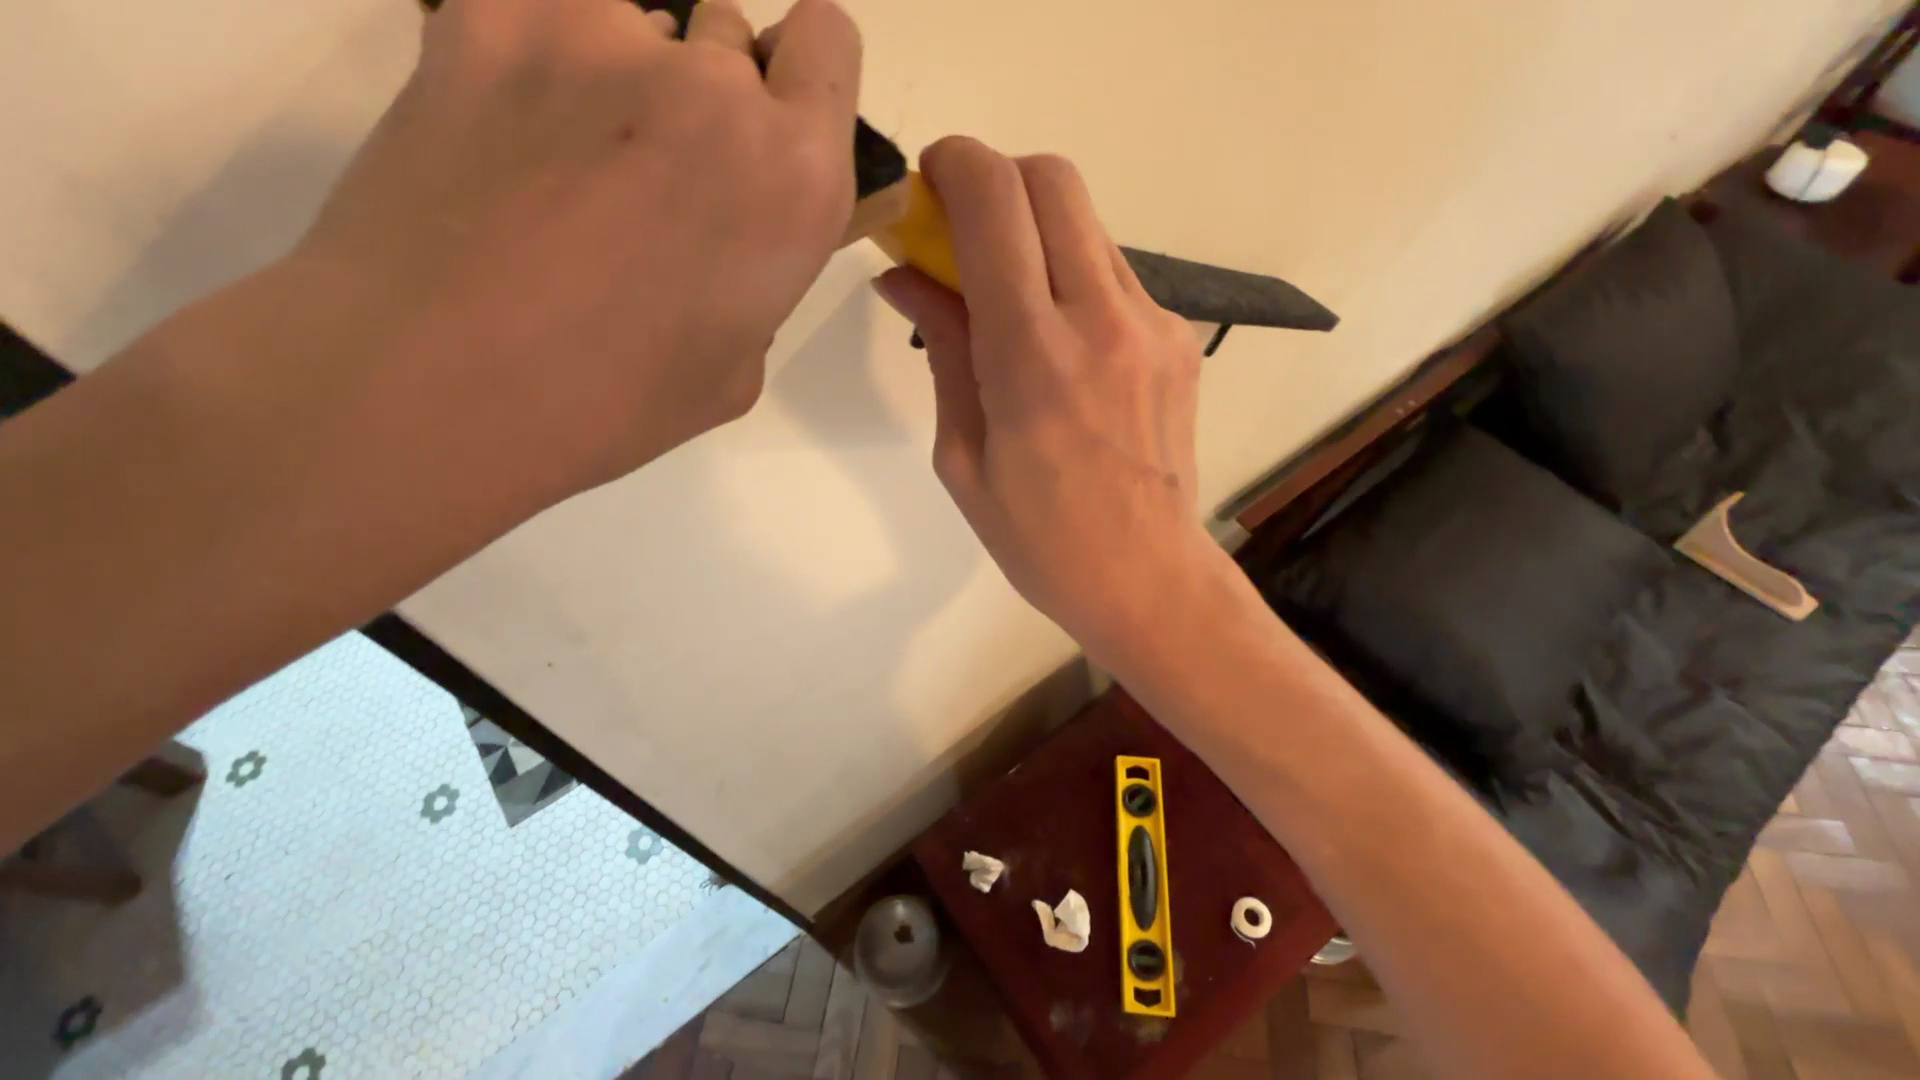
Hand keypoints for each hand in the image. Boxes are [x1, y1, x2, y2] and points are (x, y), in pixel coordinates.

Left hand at [295, 0, 859, 501]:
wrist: (429, 384)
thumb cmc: (606, 404)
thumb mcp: (735, 366)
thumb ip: (758, 266)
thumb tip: (729, 228)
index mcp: (795, 179)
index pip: (829, 43)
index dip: (799, 80)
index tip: (764, 126)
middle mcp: (719, 88)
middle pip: (731, 30)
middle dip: (707, 90)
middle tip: (650, 171)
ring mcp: (603, 34)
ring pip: (637, 18)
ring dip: (621, 73)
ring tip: (559, 158)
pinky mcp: (494, 11)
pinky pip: (543, 10)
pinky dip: (536, 54)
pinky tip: (500, 129)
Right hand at [872, 137, 1224, 671]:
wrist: (1147, 578)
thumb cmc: (1037, 537)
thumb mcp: (963, 454)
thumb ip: (943, 348)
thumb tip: (903, 275)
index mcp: (1030, 355)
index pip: (993, 202)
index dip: (951, 166)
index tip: (925, 187)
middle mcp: (1099, 319)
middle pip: (1051, 178)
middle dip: (995, 179)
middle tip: (962, 232)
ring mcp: (1151, 323)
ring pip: (1087, 220)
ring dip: (1036, 231)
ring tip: (1011, 298)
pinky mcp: (1179, 336)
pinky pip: (1115, 271)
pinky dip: (1073, 275)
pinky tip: (1061, 339)